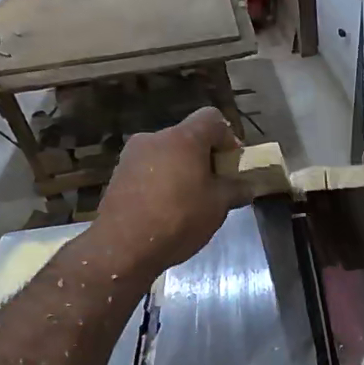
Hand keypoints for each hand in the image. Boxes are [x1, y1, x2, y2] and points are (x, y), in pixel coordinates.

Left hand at [90, 107, 245, 274]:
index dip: (227, 137)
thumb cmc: (178, 220)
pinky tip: (162, 209)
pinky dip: (159, 182)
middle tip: (211, 186)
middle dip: (202, 157)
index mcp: (183, 138)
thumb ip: (235, 190)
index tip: (231, 164)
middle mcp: (154, 138)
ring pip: (165, 154)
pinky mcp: (117, 174)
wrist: (123, 246)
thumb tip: (246, 186)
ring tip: (186, 201)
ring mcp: (131, 155)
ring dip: (179, 170)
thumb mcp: (217, 206)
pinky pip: (147, 170)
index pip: (211, 118)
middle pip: (186, 137)